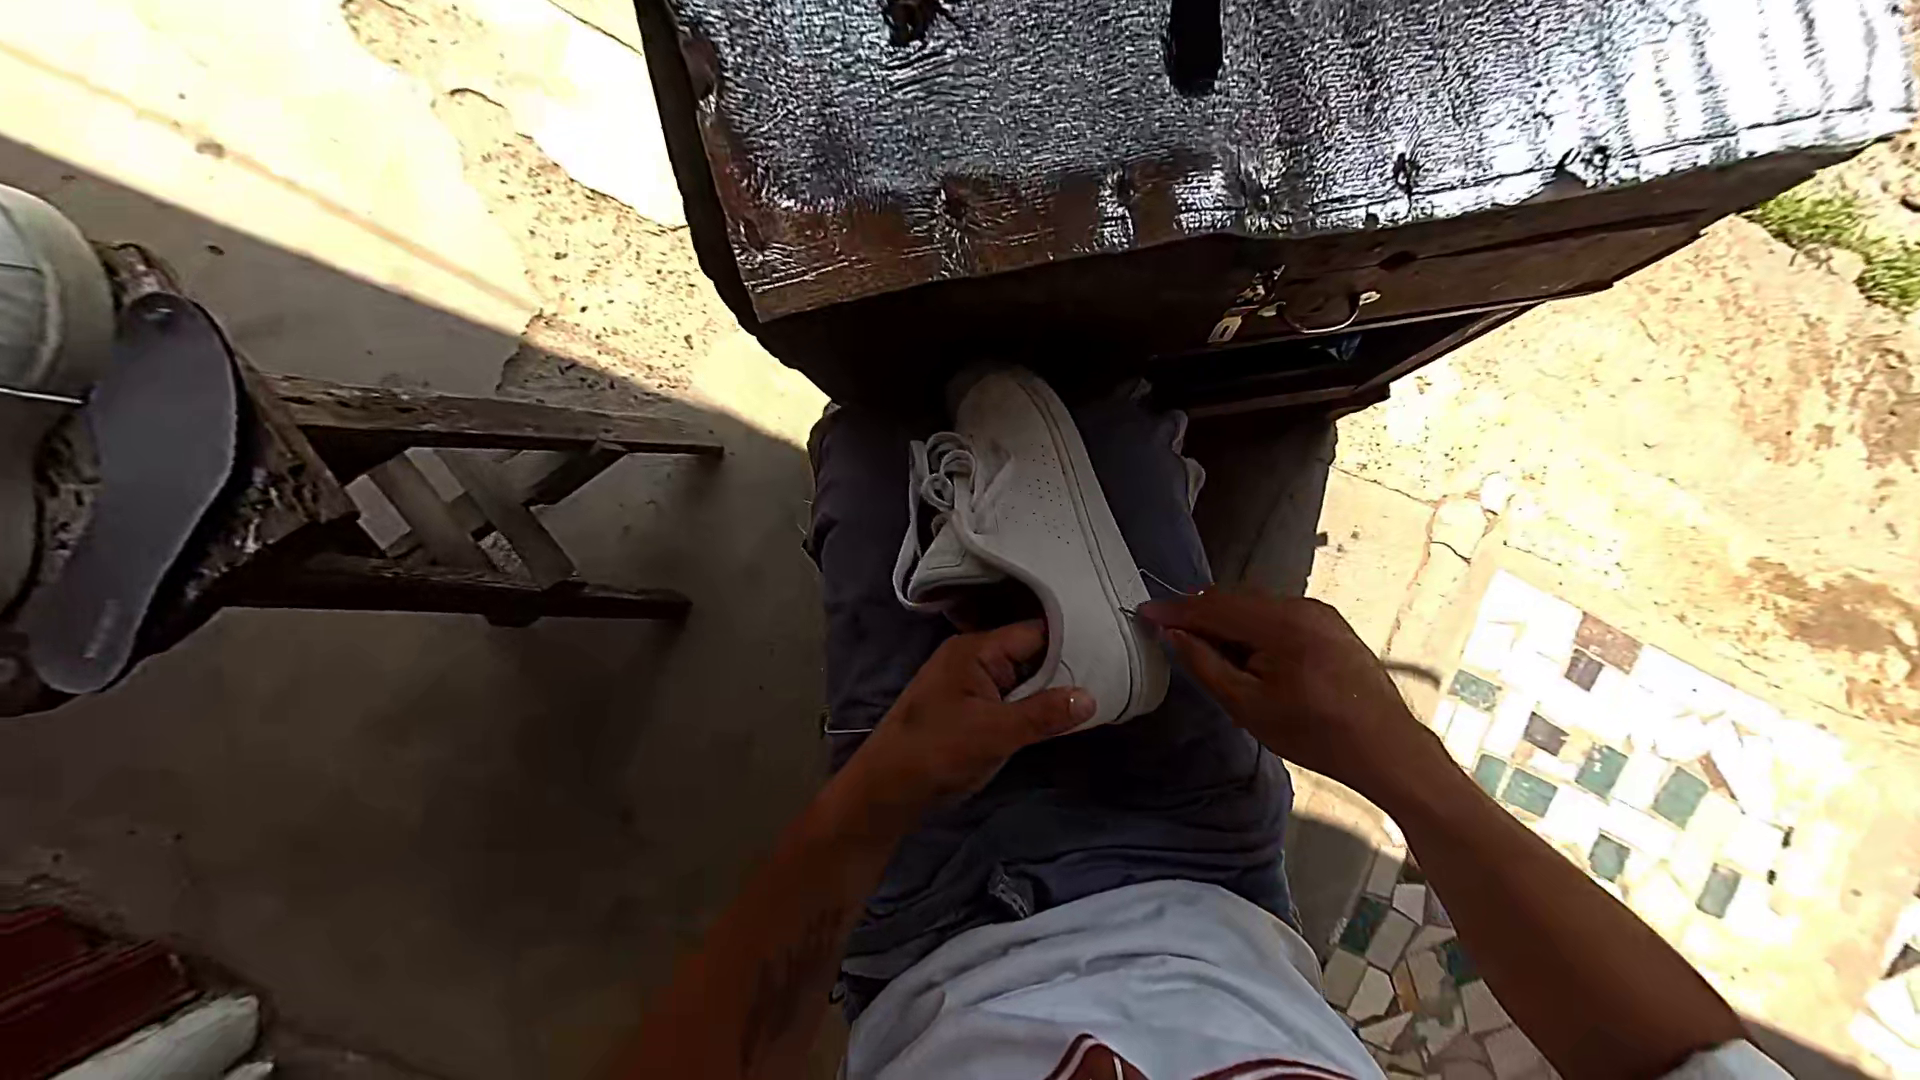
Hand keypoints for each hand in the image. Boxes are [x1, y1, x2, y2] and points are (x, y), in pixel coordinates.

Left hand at [844, 620, 1094, 810]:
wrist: (889, 788)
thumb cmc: (937, 752)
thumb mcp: (994, 733)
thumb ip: (1043, 714)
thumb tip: (1090, 696)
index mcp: (975, 650)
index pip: (1034, 633)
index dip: (1072, 641)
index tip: (1111, 649)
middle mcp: (975, 658)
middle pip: (1031, 653)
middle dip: (1067, 667)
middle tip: (1114, 675)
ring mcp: (973, 683)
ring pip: (1024, 677)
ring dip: (1052, 689)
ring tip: (1100, 692)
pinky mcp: (974, 707)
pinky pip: (1013, 697)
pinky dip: (1035, 705)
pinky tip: (1064, 715)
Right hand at [1139, 589, 1442, 806]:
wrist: (1388, 749)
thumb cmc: (1315, 735)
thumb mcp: (1247, 705)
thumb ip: (1204, 664)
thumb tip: (1173, 633)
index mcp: (1281, 625)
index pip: (1212, 608)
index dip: (1174, 610)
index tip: (1144, 611)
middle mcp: (1301, 607)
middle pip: (1232, 599)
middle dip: (1198, 613)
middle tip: (1170, 632)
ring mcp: (1319, 612)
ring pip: (1253, 604)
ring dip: (1224, 619)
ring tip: (1205, 645)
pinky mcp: (1328, 623)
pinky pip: (1274, 612)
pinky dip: (1249, 624)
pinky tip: (1243, 648)